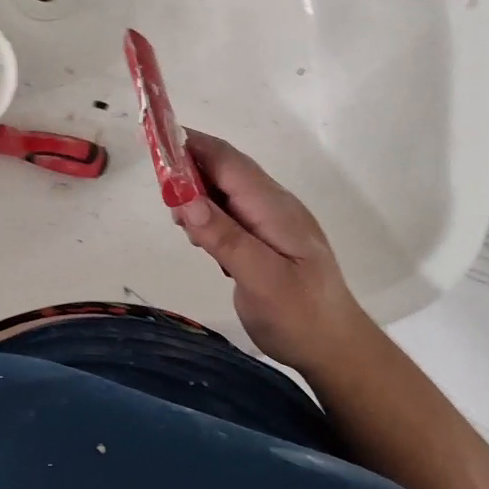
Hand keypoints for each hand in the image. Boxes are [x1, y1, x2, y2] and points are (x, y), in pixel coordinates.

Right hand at [171, 128, 374, 372]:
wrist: (335, 349)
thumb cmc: (300, 317)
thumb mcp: (261, 280)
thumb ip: (224, 238)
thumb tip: (185, 198)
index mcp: (275, 208)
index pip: (228, 161)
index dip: (191, 145)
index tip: (153, 139)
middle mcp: (273, 207)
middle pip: (225, 170)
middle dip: (187, 168)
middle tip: (159, 191)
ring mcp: (270, 224)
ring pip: (224, 192)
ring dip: (194, 193)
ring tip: (176, 219)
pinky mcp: (264, 241)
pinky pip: (229, 213)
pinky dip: (205, 214)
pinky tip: (198, 237)